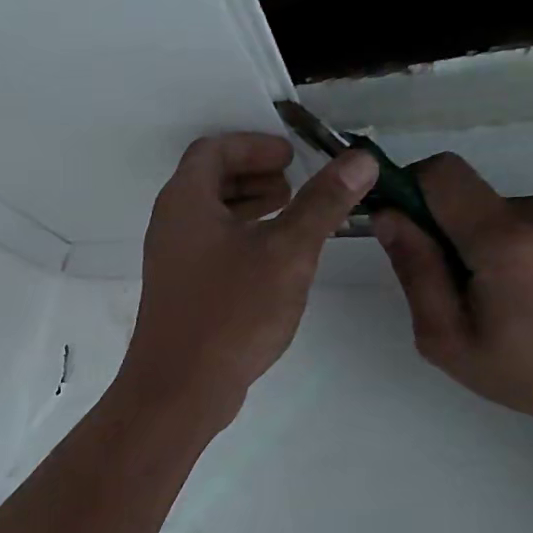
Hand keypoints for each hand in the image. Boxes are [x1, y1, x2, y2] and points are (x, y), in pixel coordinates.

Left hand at [119, 133, 377, 426]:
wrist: (181, 387)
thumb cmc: (232, 311)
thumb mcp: (286, 252)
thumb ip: (322, 204)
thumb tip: (360, 158)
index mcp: (186, 201)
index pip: (214, 150)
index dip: (254, 145)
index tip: (292, 156)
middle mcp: (171, 223)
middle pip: (209, 180)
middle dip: (254, 174)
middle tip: (295, 183)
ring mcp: (172, 260)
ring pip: (211, 216)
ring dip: (249, 206)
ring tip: (290, 214)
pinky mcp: (181, 291)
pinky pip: (211, 246)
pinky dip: (241, 237)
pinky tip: (273, 260)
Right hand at [373, 153, 532, 442]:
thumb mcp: (451, 339)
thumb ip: (416, 271)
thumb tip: (388, 216)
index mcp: (503, 236)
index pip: (440, 172)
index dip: (408, 189)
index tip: (402, 233)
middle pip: (465, 199)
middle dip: (443, 236)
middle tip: (454, 298)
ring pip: (492, 216)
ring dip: (477, 250)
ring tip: (497, 310)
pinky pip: (522, 227)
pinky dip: (507, 254)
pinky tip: (527, 303)